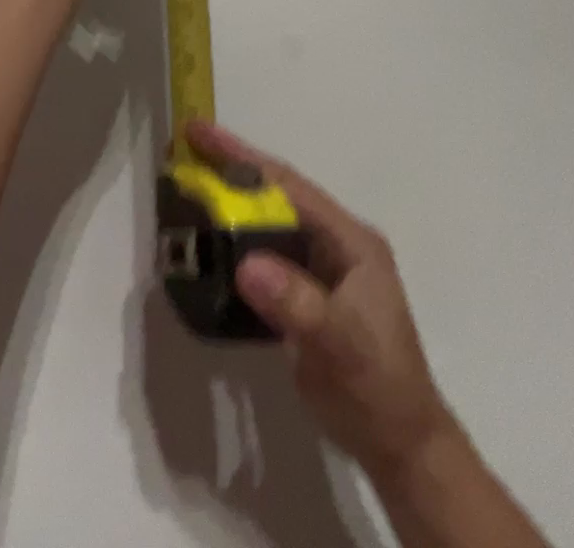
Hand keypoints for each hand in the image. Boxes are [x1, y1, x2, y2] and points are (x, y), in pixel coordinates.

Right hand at [188, 120, 464, 476]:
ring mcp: (318, 269)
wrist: (396, 439)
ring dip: (226, 203)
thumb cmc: (375, 386)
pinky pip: (259, 251)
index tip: (197, 133)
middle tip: (178, 154)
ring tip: (181, 187)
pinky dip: (229, 239)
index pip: (289, 186)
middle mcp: (334, 245)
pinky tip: (202, 241)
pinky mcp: (300, 292)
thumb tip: (248, 264)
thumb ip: (297, 303)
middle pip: (274, 195)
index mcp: (351, 242)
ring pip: (264, 221)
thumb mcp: (340, 345)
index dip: (242, 157)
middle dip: (228, 171)